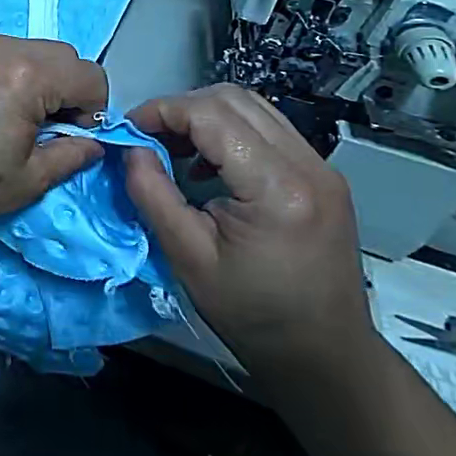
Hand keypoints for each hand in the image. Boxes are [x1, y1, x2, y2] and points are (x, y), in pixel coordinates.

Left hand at [0, 34, 108, 252]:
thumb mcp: (29, 179)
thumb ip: (74, 153)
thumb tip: (96, 142)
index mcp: (26, 75)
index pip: (90, 76)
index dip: (94, 110)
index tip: (74, 137)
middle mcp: (3, 46)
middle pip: (65, 56)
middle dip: (70, 90)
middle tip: (49, 129)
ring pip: (35, 50)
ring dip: (42, 79)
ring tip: (19, 119)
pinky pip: (4, 52)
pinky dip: (14, 73)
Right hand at [123, 84, 372, 366]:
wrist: (326, 357)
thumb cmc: (253, 316)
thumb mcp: (188, 259)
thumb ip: (153, 195)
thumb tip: (131, 148)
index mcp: (277, 188)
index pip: (211, 114)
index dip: (163, 111)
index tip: (129, 129)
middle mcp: (307, 164)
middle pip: (233, 98)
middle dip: (182, 108)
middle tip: (148, 137)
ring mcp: (321, 166)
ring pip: (252, 106)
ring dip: (206, 115)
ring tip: (175, 147)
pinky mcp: (322, 173)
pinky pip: (269, 128)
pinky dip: (231, 130)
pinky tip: (210, 164)